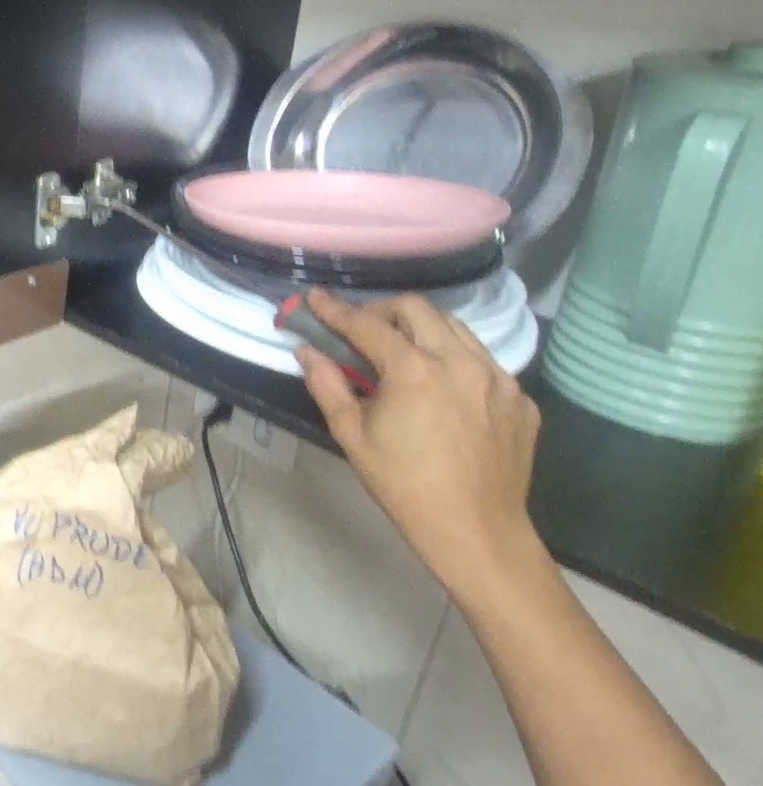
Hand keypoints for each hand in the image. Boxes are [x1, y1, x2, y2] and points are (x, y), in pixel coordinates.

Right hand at [296, 289, 546, 599]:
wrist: (476, 529)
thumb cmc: (402, 483)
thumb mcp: (350, 434)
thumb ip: (327, 384)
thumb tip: (308, 350)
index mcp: (414, 372)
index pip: (367, 324)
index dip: (335, 310)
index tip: (315, 298)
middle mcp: (461, 364)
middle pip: (418, 310)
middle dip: (382, 311)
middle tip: (359, 328)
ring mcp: (498, 380)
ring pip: (455, 329)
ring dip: (419, 329)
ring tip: (398, 351)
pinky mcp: (520, 399)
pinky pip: (482, 361)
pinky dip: (452, 359)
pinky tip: (437, 387)